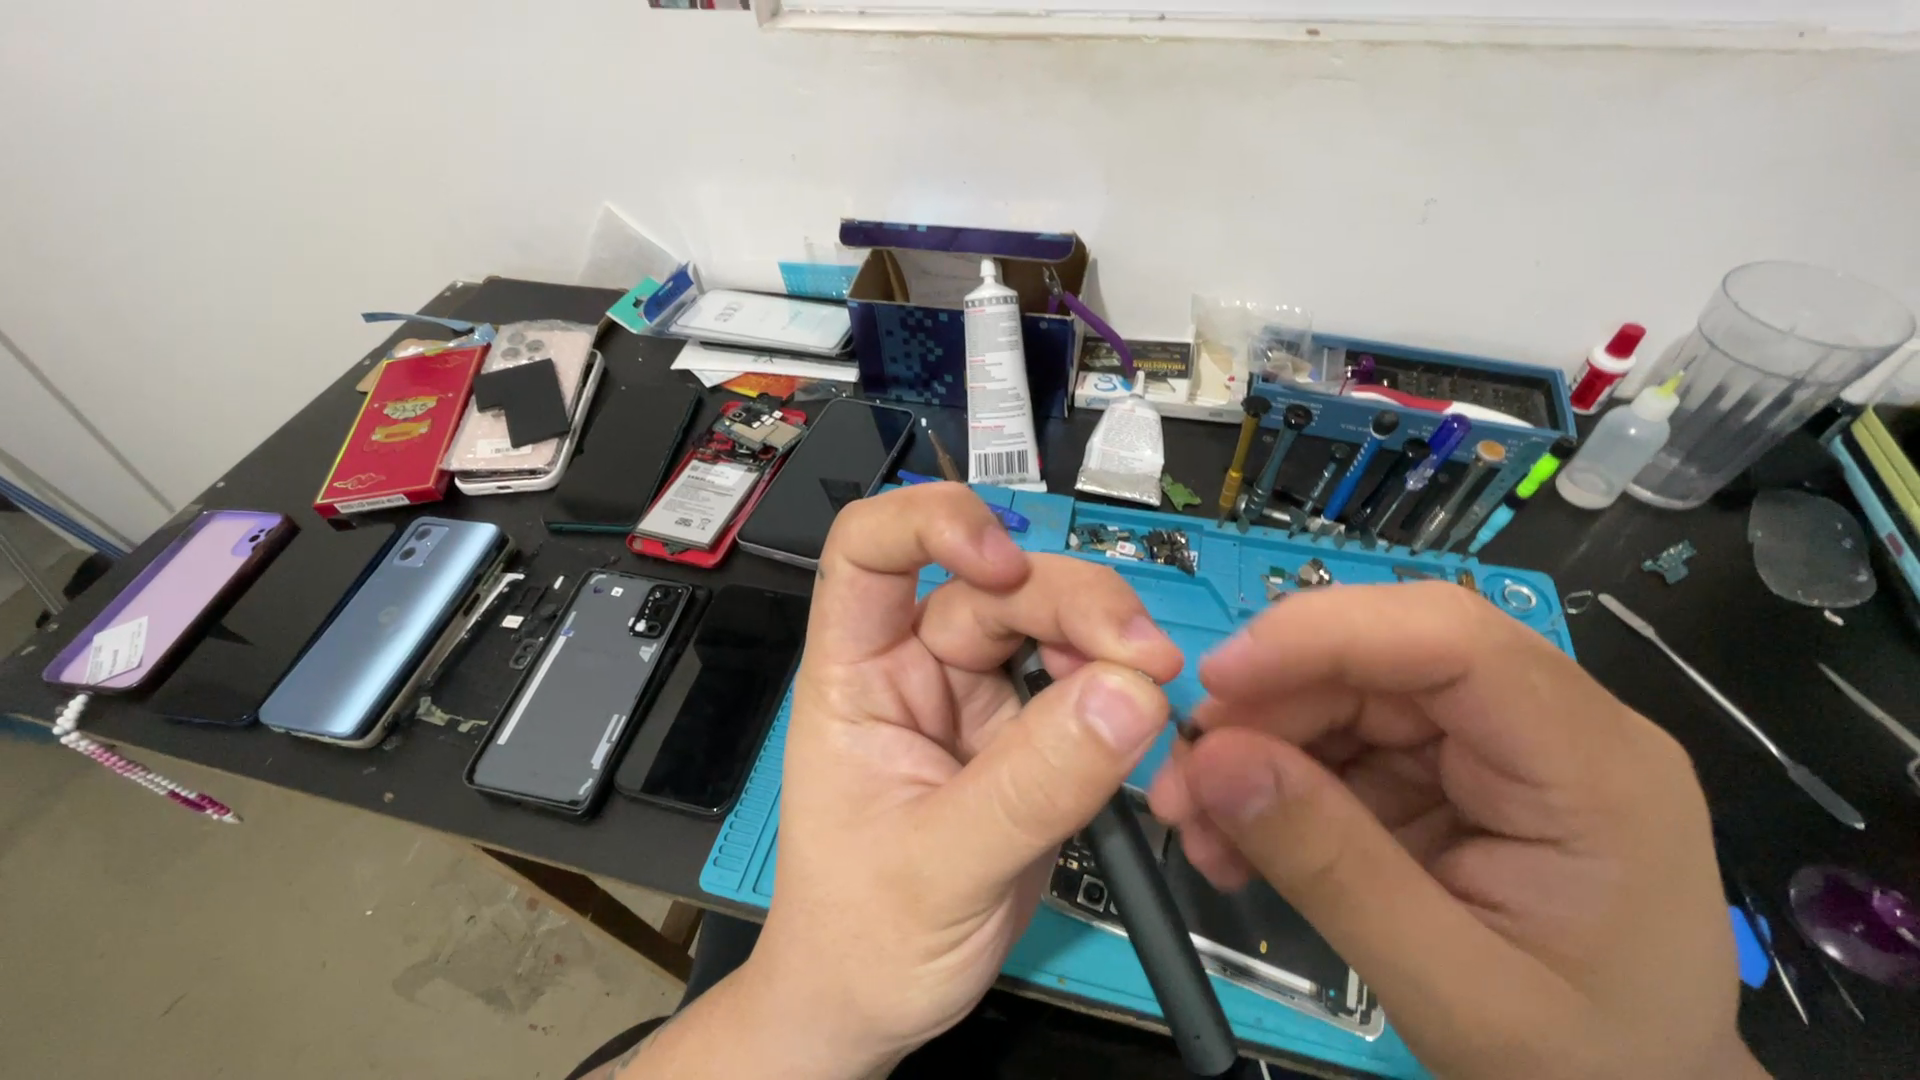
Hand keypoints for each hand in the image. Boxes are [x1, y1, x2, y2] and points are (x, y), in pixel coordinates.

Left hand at [746, 484, 1184, 1075]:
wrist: (881, 998)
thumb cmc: (864, 933)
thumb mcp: (939, 867)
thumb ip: (1032, 786)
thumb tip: (1128, 694)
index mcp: (856, 672)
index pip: (870, 549)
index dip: (933, 524)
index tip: (1004, 563)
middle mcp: (917, 665)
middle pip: (994, 585)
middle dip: (1072, 601)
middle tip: (1144, 656)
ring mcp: (976, 693)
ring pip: (1046, 621)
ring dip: (1105, 637)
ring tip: (1152, 684)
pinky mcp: (1026, 730)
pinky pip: (1081, 681)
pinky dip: (1119, 687)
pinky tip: (1141, 714)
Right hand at [1148, 584, 1764, 1079]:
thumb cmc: (1580, 1068)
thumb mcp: (1451, 990)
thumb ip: (1332, 869)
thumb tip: (1212, 760)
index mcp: (1593, 767)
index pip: (1452, 640)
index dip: (1324, 635)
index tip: (1218, 680)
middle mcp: (1545, 727)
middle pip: (1379, 663)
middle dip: (1265, 708)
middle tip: (1183, 778)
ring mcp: (1491, 745)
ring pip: (1342, 698)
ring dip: (1255, 750)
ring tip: (1199, 826)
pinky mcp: (1447, 770)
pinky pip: (1339, 745)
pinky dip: (1275, 784)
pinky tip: (1236, 838)